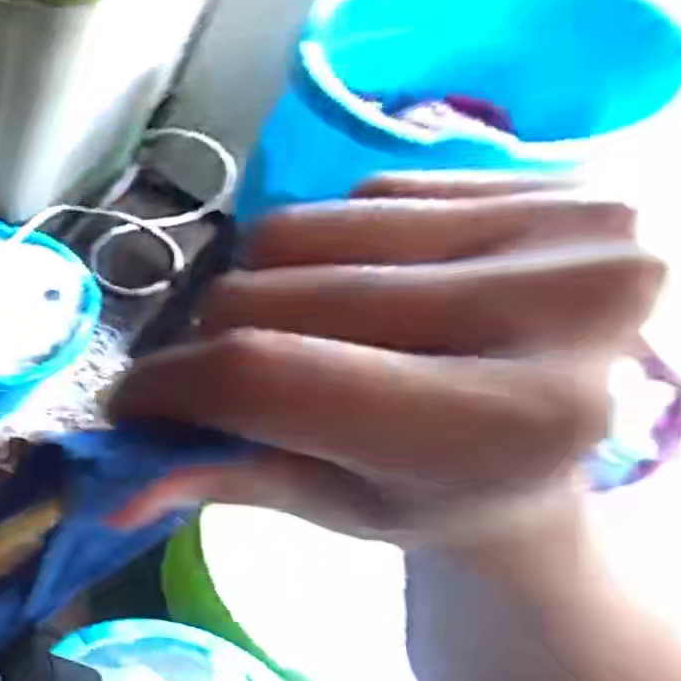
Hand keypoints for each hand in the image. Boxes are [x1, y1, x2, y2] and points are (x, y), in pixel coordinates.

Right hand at [107, 172, 665, 544]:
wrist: (563, 434)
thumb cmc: (428, 493)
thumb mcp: (322, 504)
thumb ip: (218, 481)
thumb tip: (113, 502)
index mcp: (490, 426)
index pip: (261, 373)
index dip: (165, 383)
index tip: (127, 403)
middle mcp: (553, 307)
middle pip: (257, 299)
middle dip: (203, 345)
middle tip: (210, 381)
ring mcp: (567, 226)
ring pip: (285, 235)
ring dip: (251, 291)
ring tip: (289, 333)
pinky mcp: (555, 175)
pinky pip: (350, 197)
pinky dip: (317, 251)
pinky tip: (358, 292)